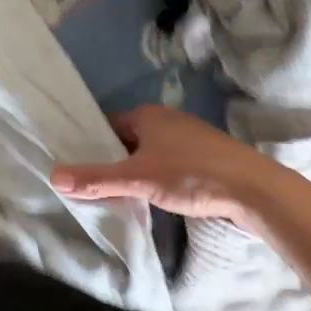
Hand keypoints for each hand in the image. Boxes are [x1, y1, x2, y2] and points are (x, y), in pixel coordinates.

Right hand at [51, 105, 285, 226]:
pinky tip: (170, 195)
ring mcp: (194, 135)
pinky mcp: (214, 155)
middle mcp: (168, 118)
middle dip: (121, 159)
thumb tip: (54, 177)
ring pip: (157, 151)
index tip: (87, 167)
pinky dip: (169, 175)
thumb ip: (96, 179)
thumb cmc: (191, 175)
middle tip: (108, 184)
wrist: (256, 190)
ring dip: (146, 169)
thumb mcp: (137, 179)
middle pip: (132, 139)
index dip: (96, 145)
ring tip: (136, 193)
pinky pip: (179, 161)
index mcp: (146, 114)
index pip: (109, 126)